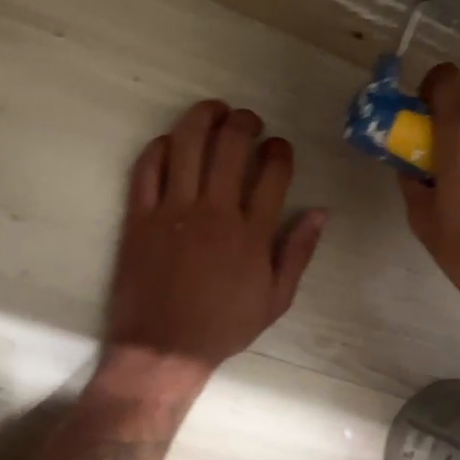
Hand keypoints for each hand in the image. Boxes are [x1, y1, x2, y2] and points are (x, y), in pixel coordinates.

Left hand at [104, 101, 328, 372]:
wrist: (163, 348)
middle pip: (230, 144)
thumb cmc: (222, 328)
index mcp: (251, 233)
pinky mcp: (139, 217)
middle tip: (247, 121)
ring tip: (213, 111)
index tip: (279, 148)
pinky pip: (146, 168)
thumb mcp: (275, 300)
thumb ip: (298, 253)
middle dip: (244, 122)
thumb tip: (320, 212)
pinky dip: (160, 147)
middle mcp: (213, 212)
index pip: (272, 171)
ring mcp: (172, 211)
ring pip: (187, 144)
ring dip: (202, 117)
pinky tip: (170, 142)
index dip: (280, 150)